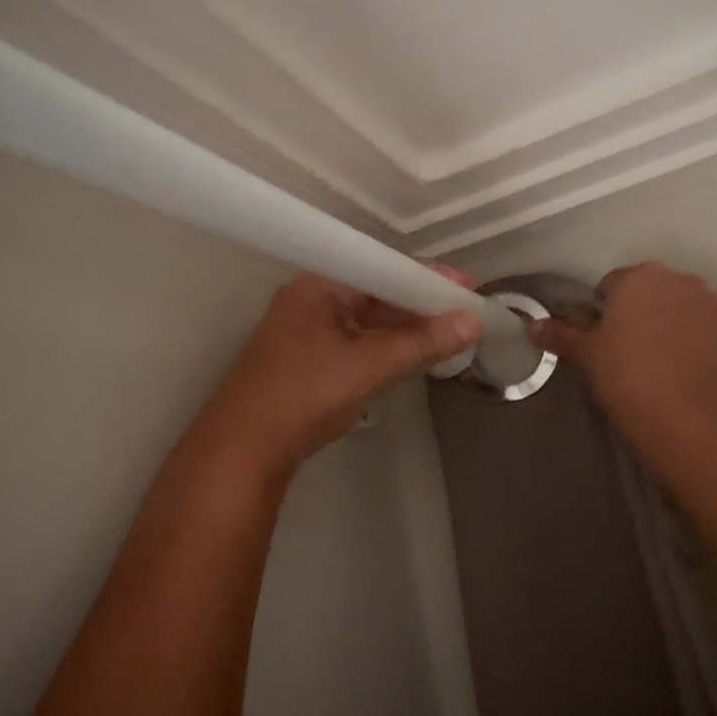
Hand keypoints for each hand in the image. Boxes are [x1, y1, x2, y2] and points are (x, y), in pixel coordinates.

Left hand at [192, 267, 483, 474]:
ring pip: (366, 319)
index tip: (468, 289)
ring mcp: (304, 330)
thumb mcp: (370, 365)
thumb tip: (472, 322)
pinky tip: (410, 357)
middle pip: (375, 291)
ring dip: (404, 328)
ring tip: (449, 336)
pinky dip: (385, 346)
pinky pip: (355, 340)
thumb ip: (422, 342)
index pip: (383, 267)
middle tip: (465, 315)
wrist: (244, 448)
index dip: (428, 278)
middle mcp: (310, 298)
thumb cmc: (306, 394)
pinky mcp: (305, 359)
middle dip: (420, 304)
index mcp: (320, 285)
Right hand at [530, 261, 716, 446]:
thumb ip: (560, 335)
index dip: (605, 312)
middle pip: (653, 292)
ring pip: (685, 309)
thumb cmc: (628, 378)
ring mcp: (716, 305)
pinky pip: (712, 331)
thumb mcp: (587, 356)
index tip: (604, 341)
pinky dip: (702, 345)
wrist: (690, 421)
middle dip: (642, 313)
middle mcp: (681, 280)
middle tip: (631, 353)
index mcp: (639, 278)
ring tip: (663, 366)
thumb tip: (531, 326)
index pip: (613, 284)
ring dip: (674, 326)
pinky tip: (690, 374)